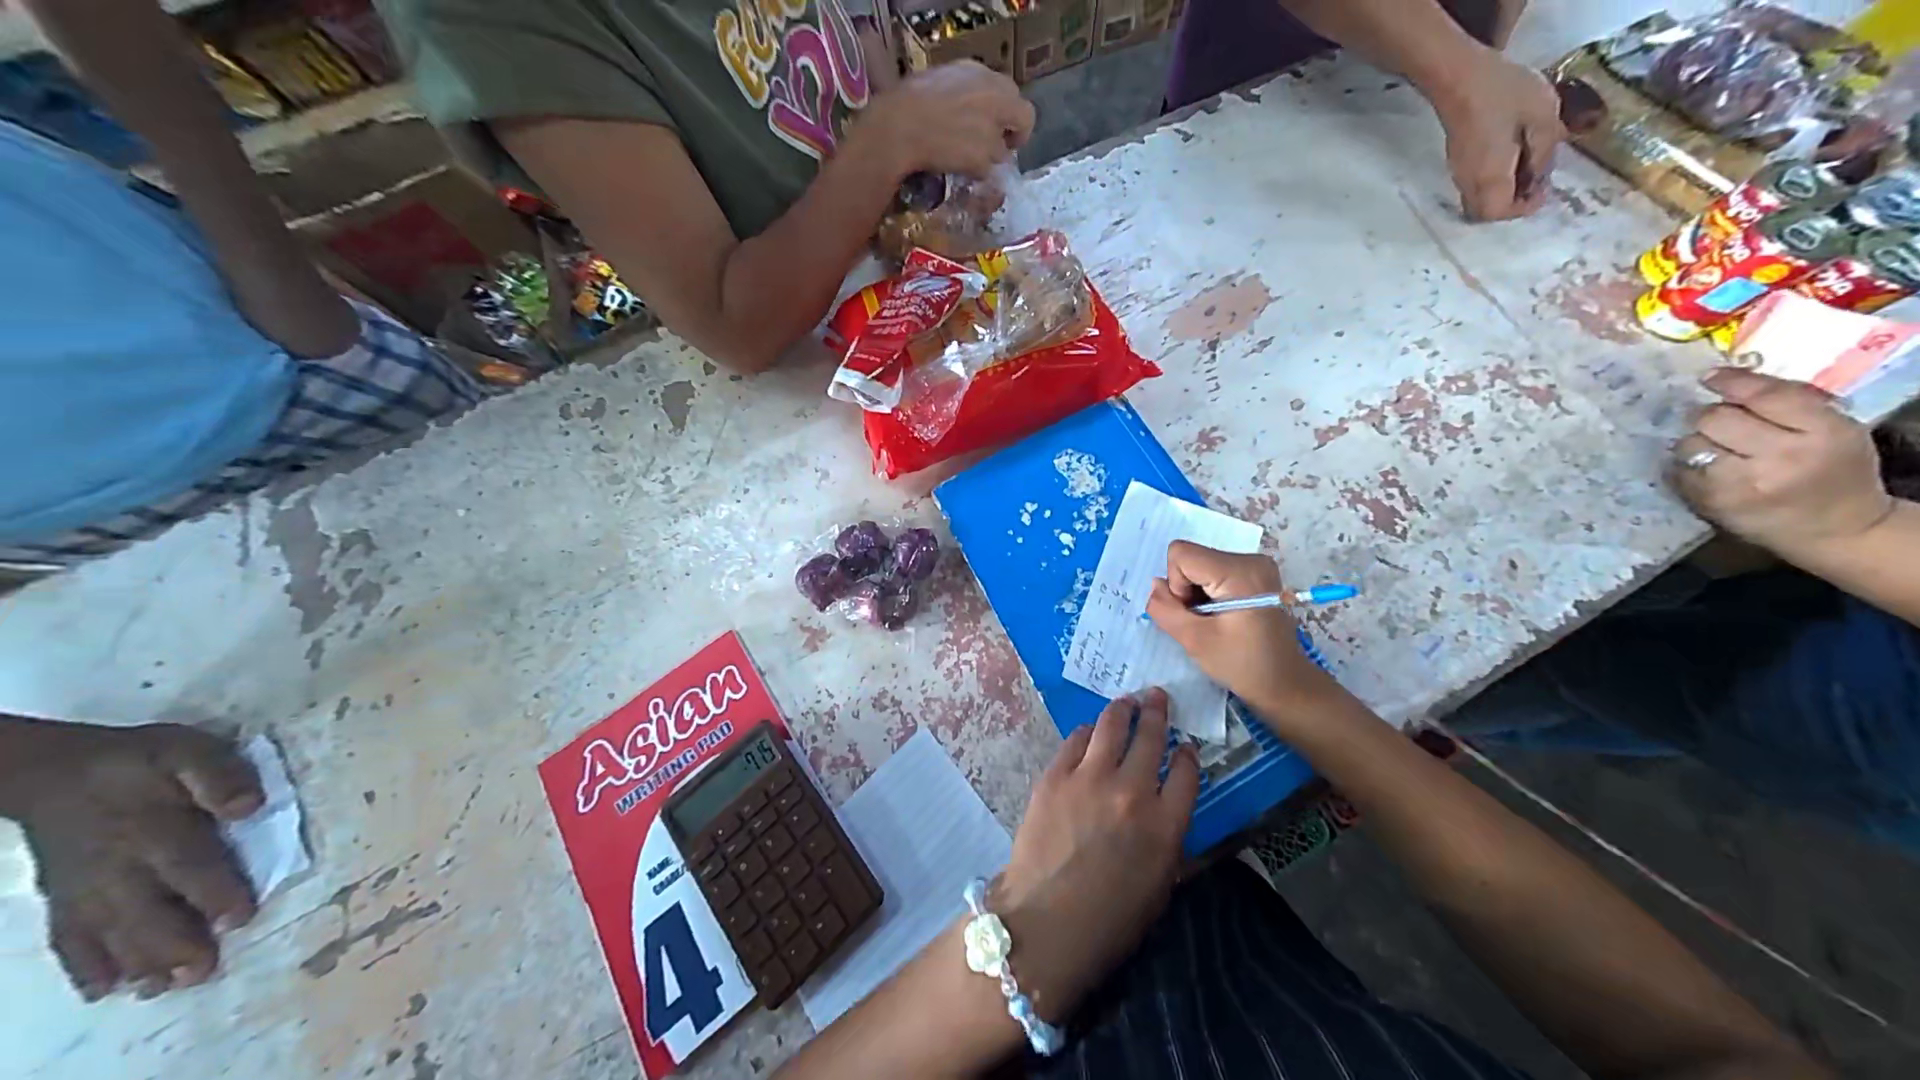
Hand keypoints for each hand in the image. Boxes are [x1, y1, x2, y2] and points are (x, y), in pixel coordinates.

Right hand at [0, 717, 262, 1000]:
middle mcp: (119, 866)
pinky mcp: (63, 898)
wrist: (53, 770)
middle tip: (201, 973)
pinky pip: (70, 937)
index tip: (240, 918)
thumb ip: (220, 776)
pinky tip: (103, 990)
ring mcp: (86, 887)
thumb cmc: (140, 759)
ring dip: (139, 962)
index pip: (193, 866)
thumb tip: (251, 805)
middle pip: (150, 910)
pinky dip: (86, 965)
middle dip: (177, 944)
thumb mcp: (189, 750)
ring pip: (113, 932)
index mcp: (156, 829)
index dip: (217, 892)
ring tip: (162, 989)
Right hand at [851, 60, 1035, 178]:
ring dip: (989, 157)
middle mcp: (994, 97)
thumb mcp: (942, 81)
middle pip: (1024, 118)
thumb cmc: (907, 102)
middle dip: (1016, 135)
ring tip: (964, 160)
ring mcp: (991, 130)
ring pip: (1003, 151)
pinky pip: (986, 171)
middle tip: (1003, 147)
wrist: (898, 127)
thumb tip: (973, 105)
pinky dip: (974, 173)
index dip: (1007, 110)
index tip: (999, 122)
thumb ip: (967, 91)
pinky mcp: (983, 158)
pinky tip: (955, 168)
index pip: (1011, 91)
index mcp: (980, 73)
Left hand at [993, 689, 1196, 1021]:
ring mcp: (1090, 779)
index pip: (1186, 773)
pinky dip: (1087, 732)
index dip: (1187, 754)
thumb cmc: (1110, 920)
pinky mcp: (1055, 776)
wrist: (1046, 921)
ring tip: (1126, 701)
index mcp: (1165, 825)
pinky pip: (1075, 741)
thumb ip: (1171, 843)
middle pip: (1151, 739)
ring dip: (1122, 709)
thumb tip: (1170, 812)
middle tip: (1157, 696)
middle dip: (1157, 713)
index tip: (1185, 745)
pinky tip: (1090, 730)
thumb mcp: (1160, 888)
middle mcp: (1132, 792)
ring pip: (1111, 727)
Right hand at [1145, 542, 1345, 730]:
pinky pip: (1213, 571)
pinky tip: (1222, 616)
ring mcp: (1256, 565)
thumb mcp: (1194, 640)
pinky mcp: (1255, 574)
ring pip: (1199, 564)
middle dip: (1186, 590)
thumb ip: (1165, 609)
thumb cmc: (1241, 664)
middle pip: (1191, 558)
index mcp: (1240, 571)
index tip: (1195, 614)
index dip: (1177, 585)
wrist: (1283, 681)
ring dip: (1196, 593)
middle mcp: (1251, 559)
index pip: (1181, 555)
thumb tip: (1156, 584)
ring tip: (1214, 621)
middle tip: (1205, 621)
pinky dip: (1208, 593)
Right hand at [1421, 46, 1563, 220]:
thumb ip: (1544, 153)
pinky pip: (1475, 185)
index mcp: (1491, 177)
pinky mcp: (1457, 161)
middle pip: (1485, 212)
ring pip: (1479, 200)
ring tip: (1527, 168)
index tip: (1545, 192)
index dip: (1523, 208)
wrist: (1461, 80)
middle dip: (1511, 205)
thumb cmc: (1505, 95)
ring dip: (1503, 193)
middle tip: (1536, 184)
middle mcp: (1469, 183)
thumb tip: (1540, 178)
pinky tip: (1510, 158)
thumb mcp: (1542, 118)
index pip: (1500, 212)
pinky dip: (1495, 182)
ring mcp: (1458, 173)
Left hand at [1673, 368, 1895, 560]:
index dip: (1732, 382)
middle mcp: (1781, 456)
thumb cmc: (1831, 471)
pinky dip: (1686, 466)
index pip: (1768, 397)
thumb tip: (1730, 378)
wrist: (1834, 528)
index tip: (1710, 377)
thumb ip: (1790, 404)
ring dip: (1695, 442)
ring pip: (1689, 444)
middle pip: (1715, 418)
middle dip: (1710, 416)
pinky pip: (1678, 470)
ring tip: (1716, 450)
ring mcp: (1740, 481)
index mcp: (1824, 433)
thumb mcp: (1833, 431)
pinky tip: (1706, 471)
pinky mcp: (1709, 501)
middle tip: (1718, 422)